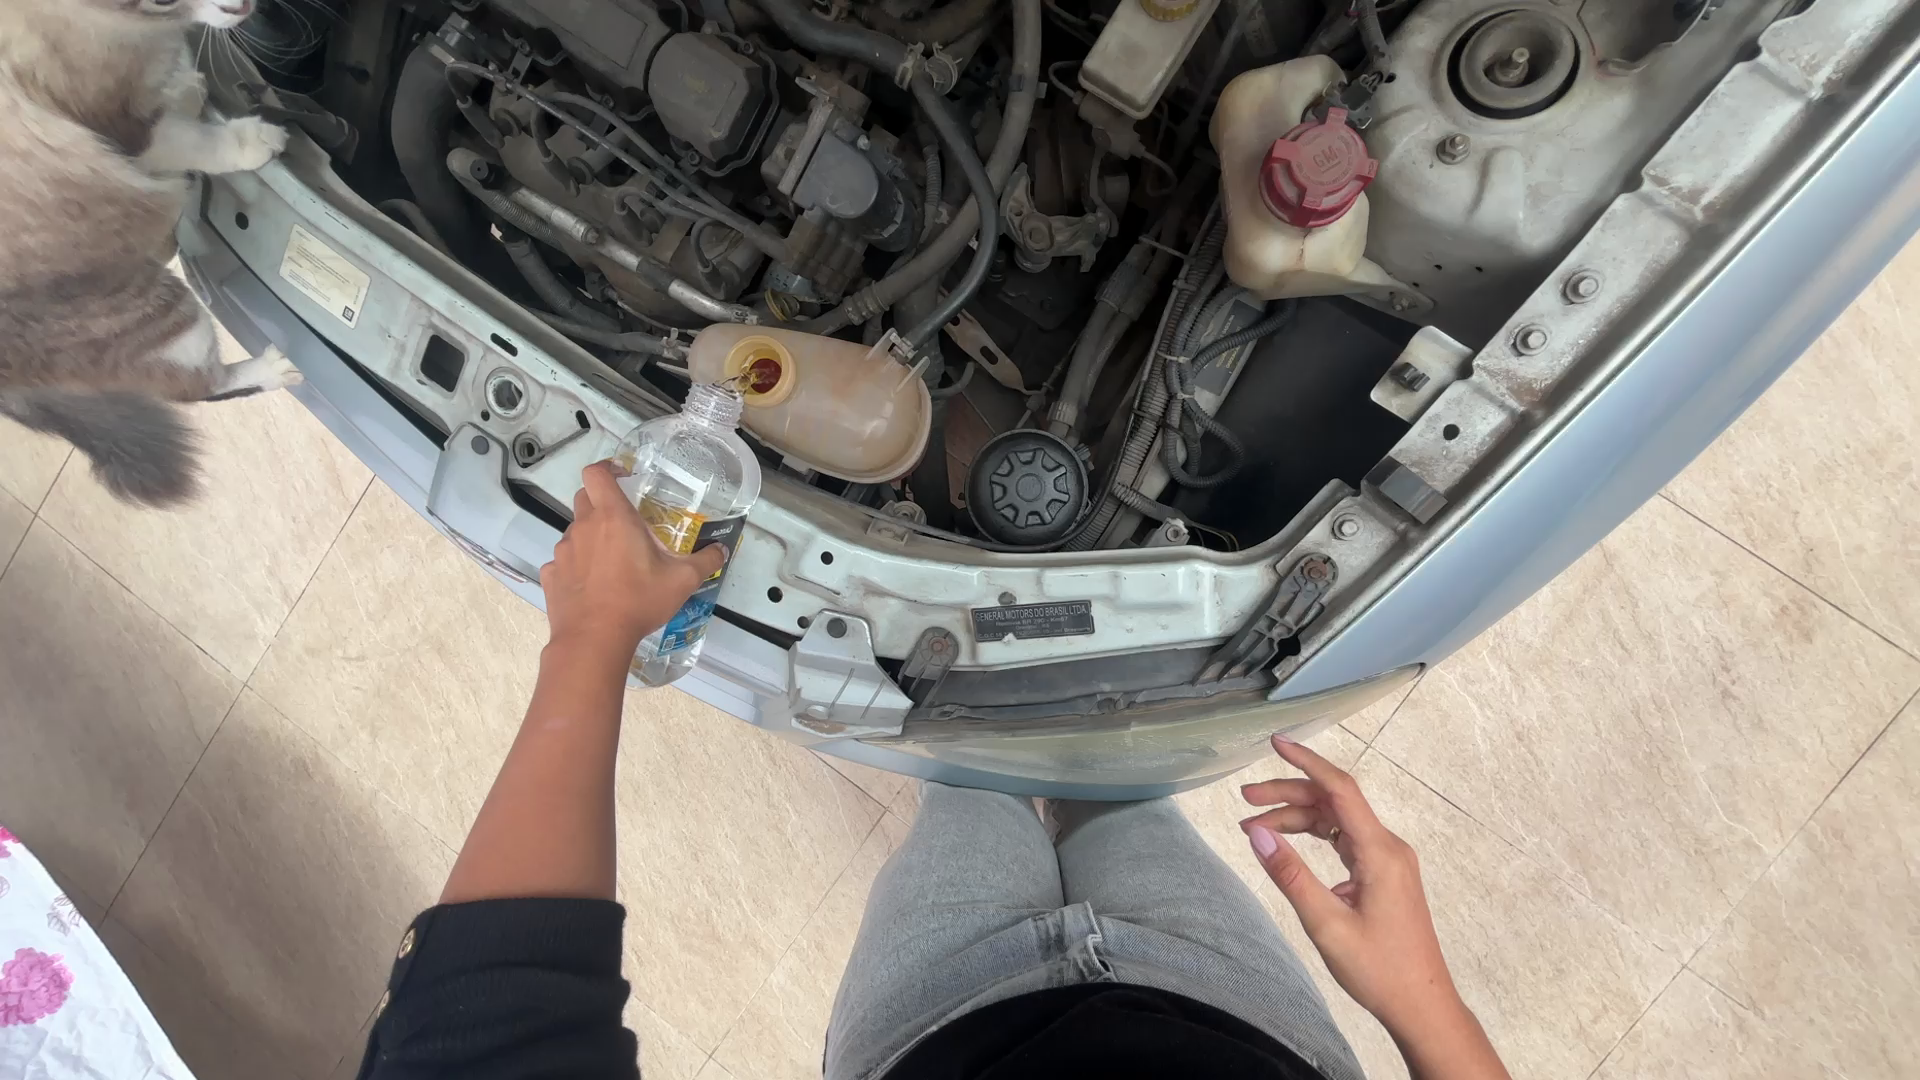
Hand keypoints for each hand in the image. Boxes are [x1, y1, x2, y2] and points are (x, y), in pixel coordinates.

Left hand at [540, 462, 726, 663]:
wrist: (594, 639)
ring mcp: (563, 551)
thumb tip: (722, 550)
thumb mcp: (683, 580)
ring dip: (593, 538)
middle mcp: (584, 527)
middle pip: (585, 497)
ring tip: (614, 563)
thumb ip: (706, 560)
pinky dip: (579, 566)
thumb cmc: (639, 600)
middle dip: (603, 502)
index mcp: (614, 518)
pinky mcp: (551, 574)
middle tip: (626, 522)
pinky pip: (565, 561)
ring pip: (576, 531)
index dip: (607, 468)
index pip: (597, 473)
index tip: (623, 476)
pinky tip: (595, 585)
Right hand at [1239, 735, 1461, 1035]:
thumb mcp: (1326, 925)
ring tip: (1252, 825)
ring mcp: (1385, 858)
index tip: (1275, 742)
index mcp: (1379, 852)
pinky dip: (1309, 833)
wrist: (1424, 1010)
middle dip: (1286, 794)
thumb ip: (1290, 874)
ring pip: (1333, 818)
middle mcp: (1386, 846)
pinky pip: (1340, 837)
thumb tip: (1256, 833)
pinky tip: (1285, 842)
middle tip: (1244, 799)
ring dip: (1294, 816)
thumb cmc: (1379, 971)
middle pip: (1331, 801)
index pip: (1339, 789)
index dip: (1306, 761)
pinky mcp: (1380, 871)